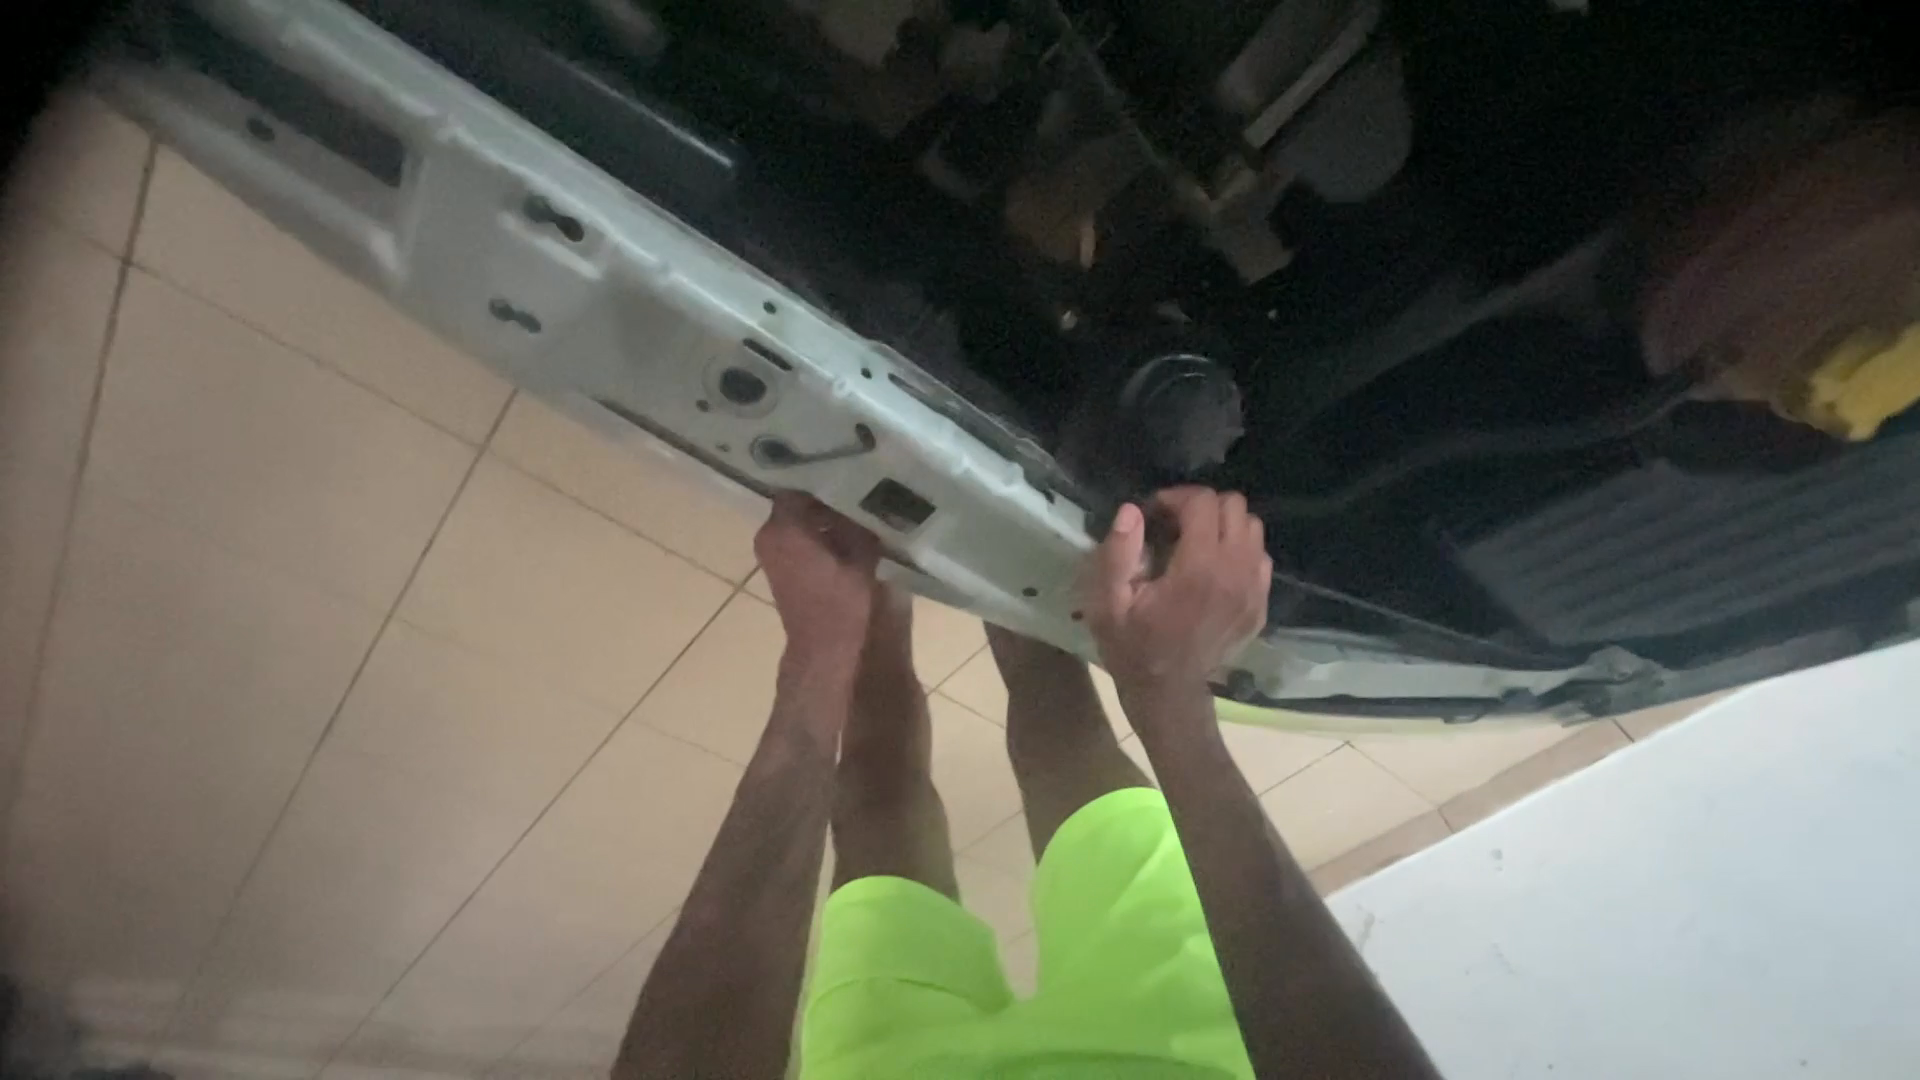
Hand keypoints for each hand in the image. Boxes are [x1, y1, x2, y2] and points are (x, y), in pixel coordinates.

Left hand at [755, 492, 881, 662]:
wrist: (823, 647)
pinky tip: (842, 540)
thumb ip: (859, 526)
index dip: (823, 482)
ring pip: (795, 523)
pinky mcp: (777, 569)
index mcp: (785, 528)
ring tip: (853, 518)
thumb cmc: (842, 602)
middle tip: (855, 495)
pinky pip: (794, 541)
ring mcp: (770, 554)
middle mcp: (769, 535)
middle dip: (824, 501)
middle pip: (795, 505)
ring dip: (820, 521)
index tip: (847, 478)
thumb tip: (866, 503)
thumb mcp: (861, 557)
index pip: (798, 488)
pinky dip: (814, 538)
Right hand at [1085, 487, 1270, 697]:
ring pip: (1252, 528)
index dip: (1174, 498)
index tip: (1153, 513)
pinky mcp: (1261, 605)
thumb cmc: (1131, 646)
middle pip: (1234, 506)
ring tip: (1194, 543)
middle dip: (1201, 506)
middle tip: (1173, 525)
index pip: (1203, 503)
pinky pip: (1259, 557)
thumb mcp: (1107, 603)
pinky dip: (1237, 551)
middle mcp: (1235, 573)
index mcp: (1198, 569)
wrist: (1168, 693)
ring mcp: (1254, 590)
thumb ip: (1118, 553)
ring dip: (1222, 526)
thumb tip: (1132, 511)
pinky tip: (1212, 569)